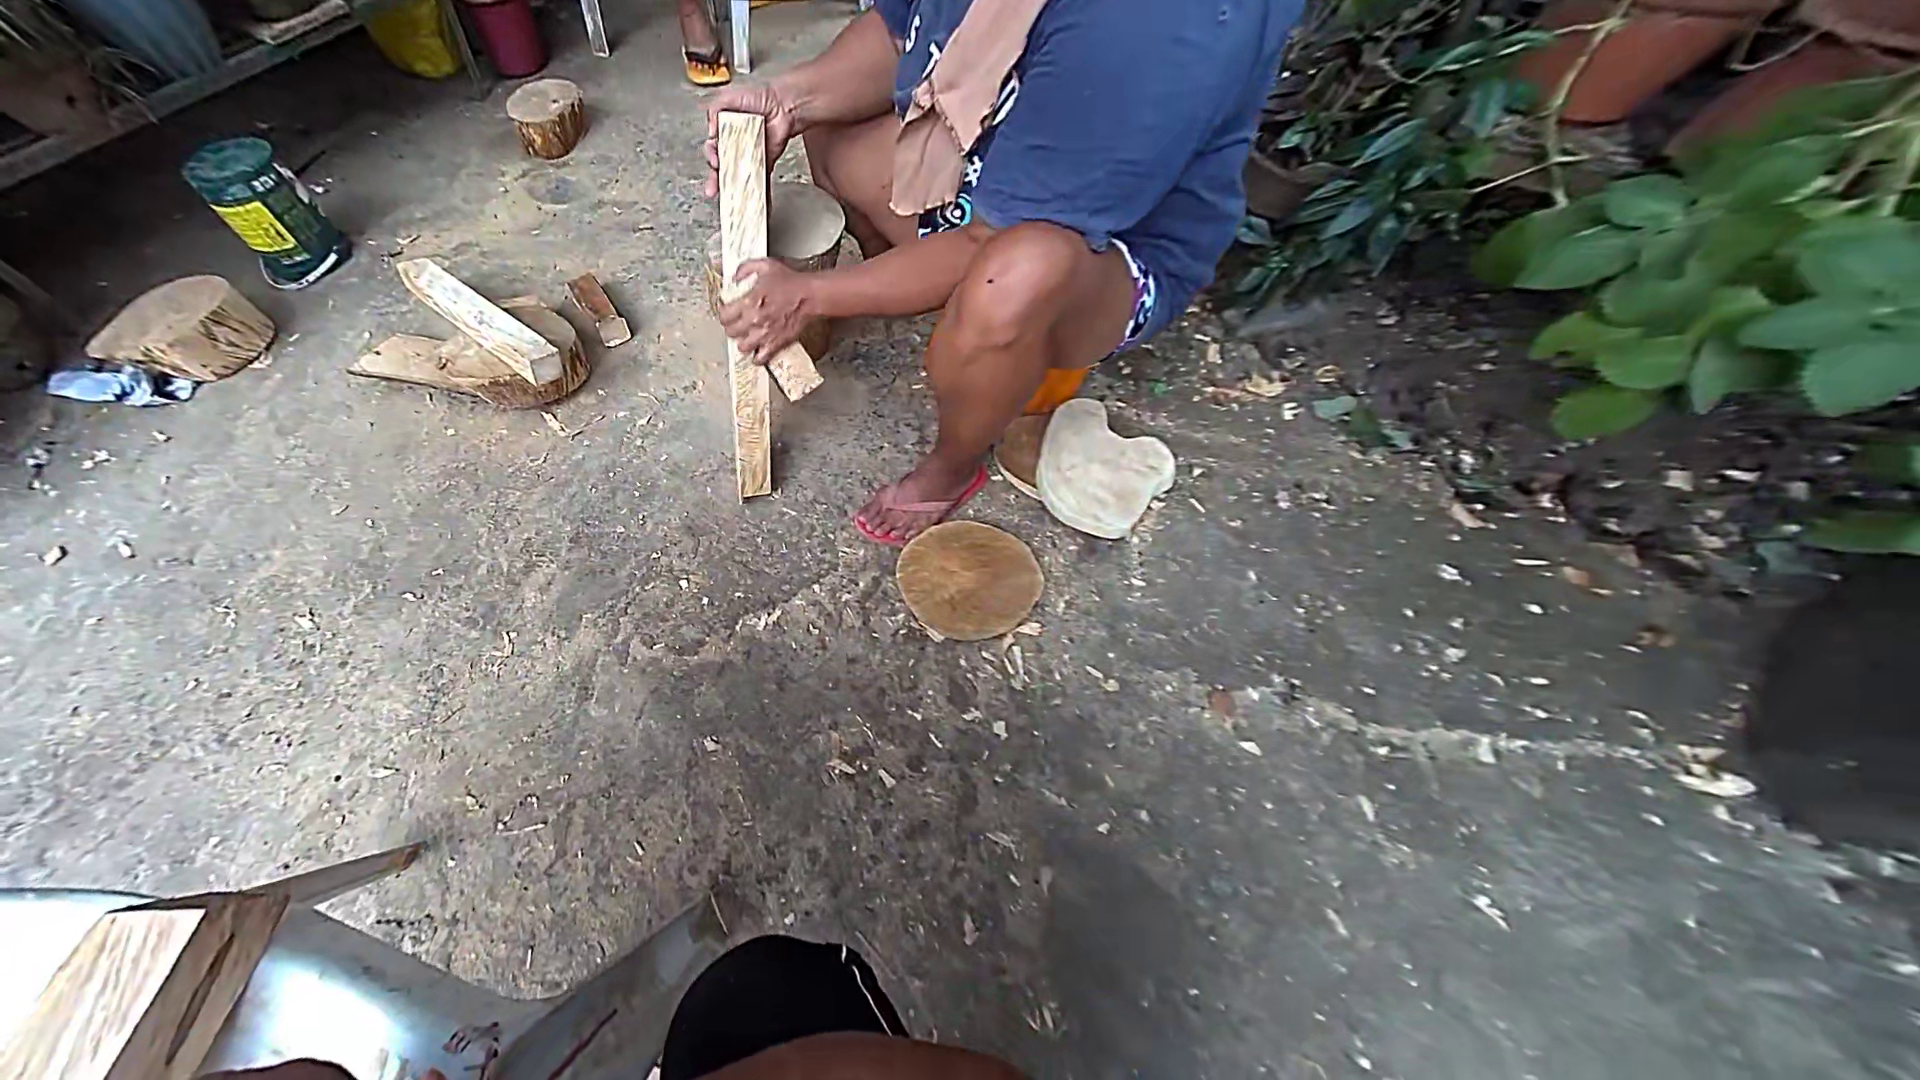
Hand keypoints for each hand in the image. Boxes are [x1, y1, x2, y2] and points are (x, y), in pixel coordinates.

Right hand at [703, 82, 799, 197]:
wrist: (781, 108)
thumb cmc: (757, 98)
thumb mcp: (728, 98)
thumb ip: (714, 111)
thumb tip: (711, 131)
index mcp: (724, 131)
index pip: (713, 148)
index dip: (711, 156)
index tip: (715, 161)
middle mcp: (735, 145)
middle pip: (722, 166)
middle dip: (715, 178)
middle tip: (714, 187)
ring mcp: (749, 157)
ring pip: (737, 176)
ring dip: (730, 187)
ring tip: (727, 195)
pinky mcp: (764, 164)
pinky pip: (758, 180)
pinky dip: (755, 191)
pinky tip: (750, 200)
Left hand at [718, 259, 816, 361]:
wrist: (811, 296)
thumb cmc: (791, 283)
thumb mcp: (765, 266)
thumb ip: (745, 269)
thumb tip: (735, 277)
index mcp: (748, 302)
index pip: (724, 315)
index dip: (723, 313)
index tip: (726, 312)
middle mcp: (754, 321)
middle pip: (731, 332)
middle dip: (732, 327)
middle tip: (736, 324)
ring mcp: (765, 335)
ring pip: (743, 347)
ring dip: (743, 342)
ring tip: (746, 337)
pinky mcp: (777, 344)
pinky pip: (761, 358)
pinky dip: (757, 357)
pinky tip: (757, 352)